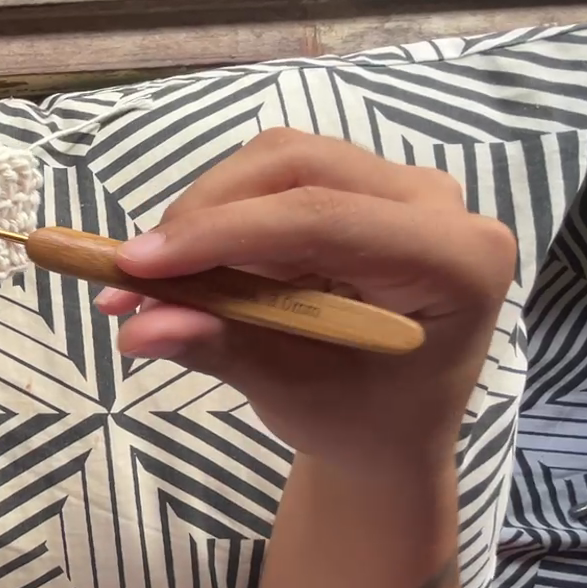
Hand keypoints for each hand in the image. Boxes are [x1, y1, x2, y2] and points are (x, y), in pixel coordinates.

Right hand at [97, 129, 515, 464]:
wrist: (385, 423)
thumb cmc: (360, 420)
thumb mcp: (288, 393)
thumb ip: (216, 349)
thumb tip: (133, 329)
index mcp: (453, 260)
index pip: (322, 217)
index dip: (219, 233)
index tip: (133, 264)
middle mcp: (433, 205)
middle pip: (293, 167)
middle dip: (201, 214)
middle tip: (133, 272)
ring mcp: (390, 192)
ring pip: (271, 164)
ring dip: (197, 216)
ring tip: (147, 280)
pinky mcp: (348, 194)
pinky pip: (262, 185)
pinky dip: (206, 224)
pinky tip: (172, 269)